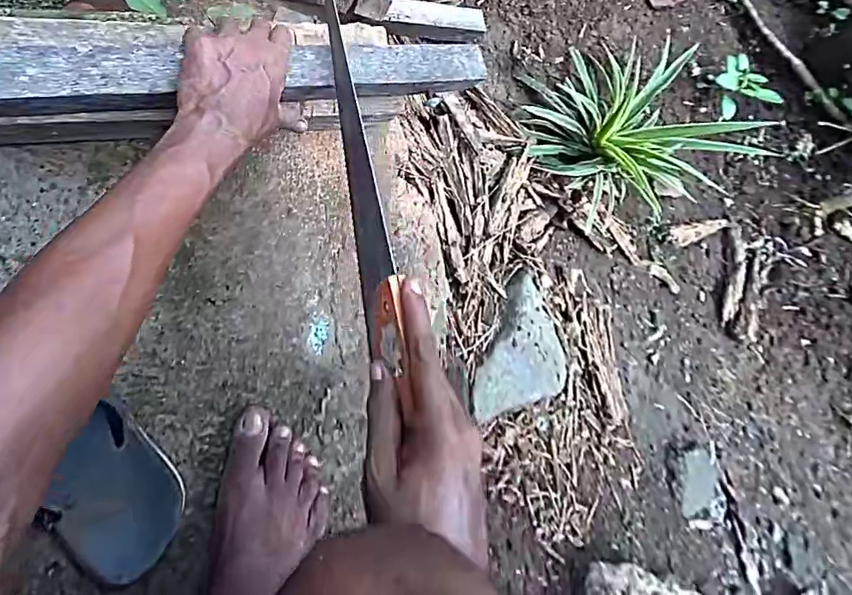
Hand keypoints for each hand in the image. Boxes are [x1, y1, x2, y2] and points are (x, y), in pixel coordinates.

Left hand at [170, 16, 301, 155]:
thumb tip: (298, 121)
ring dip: (225, 33)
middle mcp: (252, 44)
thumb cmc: (245, 124)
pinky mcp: (200, 44)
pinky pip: (196, 32)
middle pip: (257, 23)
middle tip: (246, 43)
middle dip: (253, 31)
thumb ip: (286, 112)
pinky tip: (195, 50)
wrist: (213, 127)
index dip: (276, 37)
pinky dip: (195, 39)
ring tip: (220, 46)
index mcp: (274, 58)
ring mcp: (225, 40)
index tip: (273, 41)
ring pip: (228, 23)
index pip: (282, 33)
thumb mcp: (273, 118)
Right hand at [364, 278, 488, 570]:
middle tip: (392, 312)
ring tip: (390, 381)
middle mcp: (464, 427)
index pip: (424, 358)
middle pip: (430, 373)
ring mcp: (471, 441)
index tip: (408, 286)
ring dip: (412, 381)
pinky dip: (422, 402)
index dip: (414, 318)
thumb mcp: (380, 472)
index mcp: (442, 426)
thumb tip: (382, 370)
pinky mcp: (470, 453)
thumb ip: (382, 415)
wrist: (445, 572)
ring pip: (435, 395)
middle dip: (408, 346)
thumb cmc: (409, 529)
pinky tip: (405, 416)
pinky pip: (443, 413)